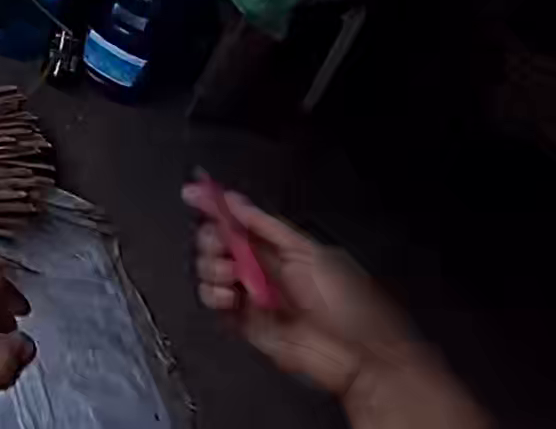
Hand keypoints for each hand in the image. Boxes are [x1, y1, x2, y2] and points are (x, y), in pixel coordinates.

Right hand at [182, 181, 488, 428]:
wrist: (364, 360)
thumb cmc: (347, 302)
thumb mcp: (310, 253)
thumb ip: (266, 224)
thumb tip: (231, 197)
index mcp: (271, 246)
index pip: (231, 219)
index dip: (211, 206)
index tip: (191, 194)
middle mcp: (255, 266)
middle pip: (213, 240)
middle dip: (210, 238)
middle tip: (221, 245)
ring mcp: (247, 293)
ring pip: (207, 268)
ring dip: (211, 266)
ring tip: (230, 276)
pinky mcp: (242, 321)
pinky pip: (212, 301)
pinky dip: (212, 293)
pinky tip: (228, 295)